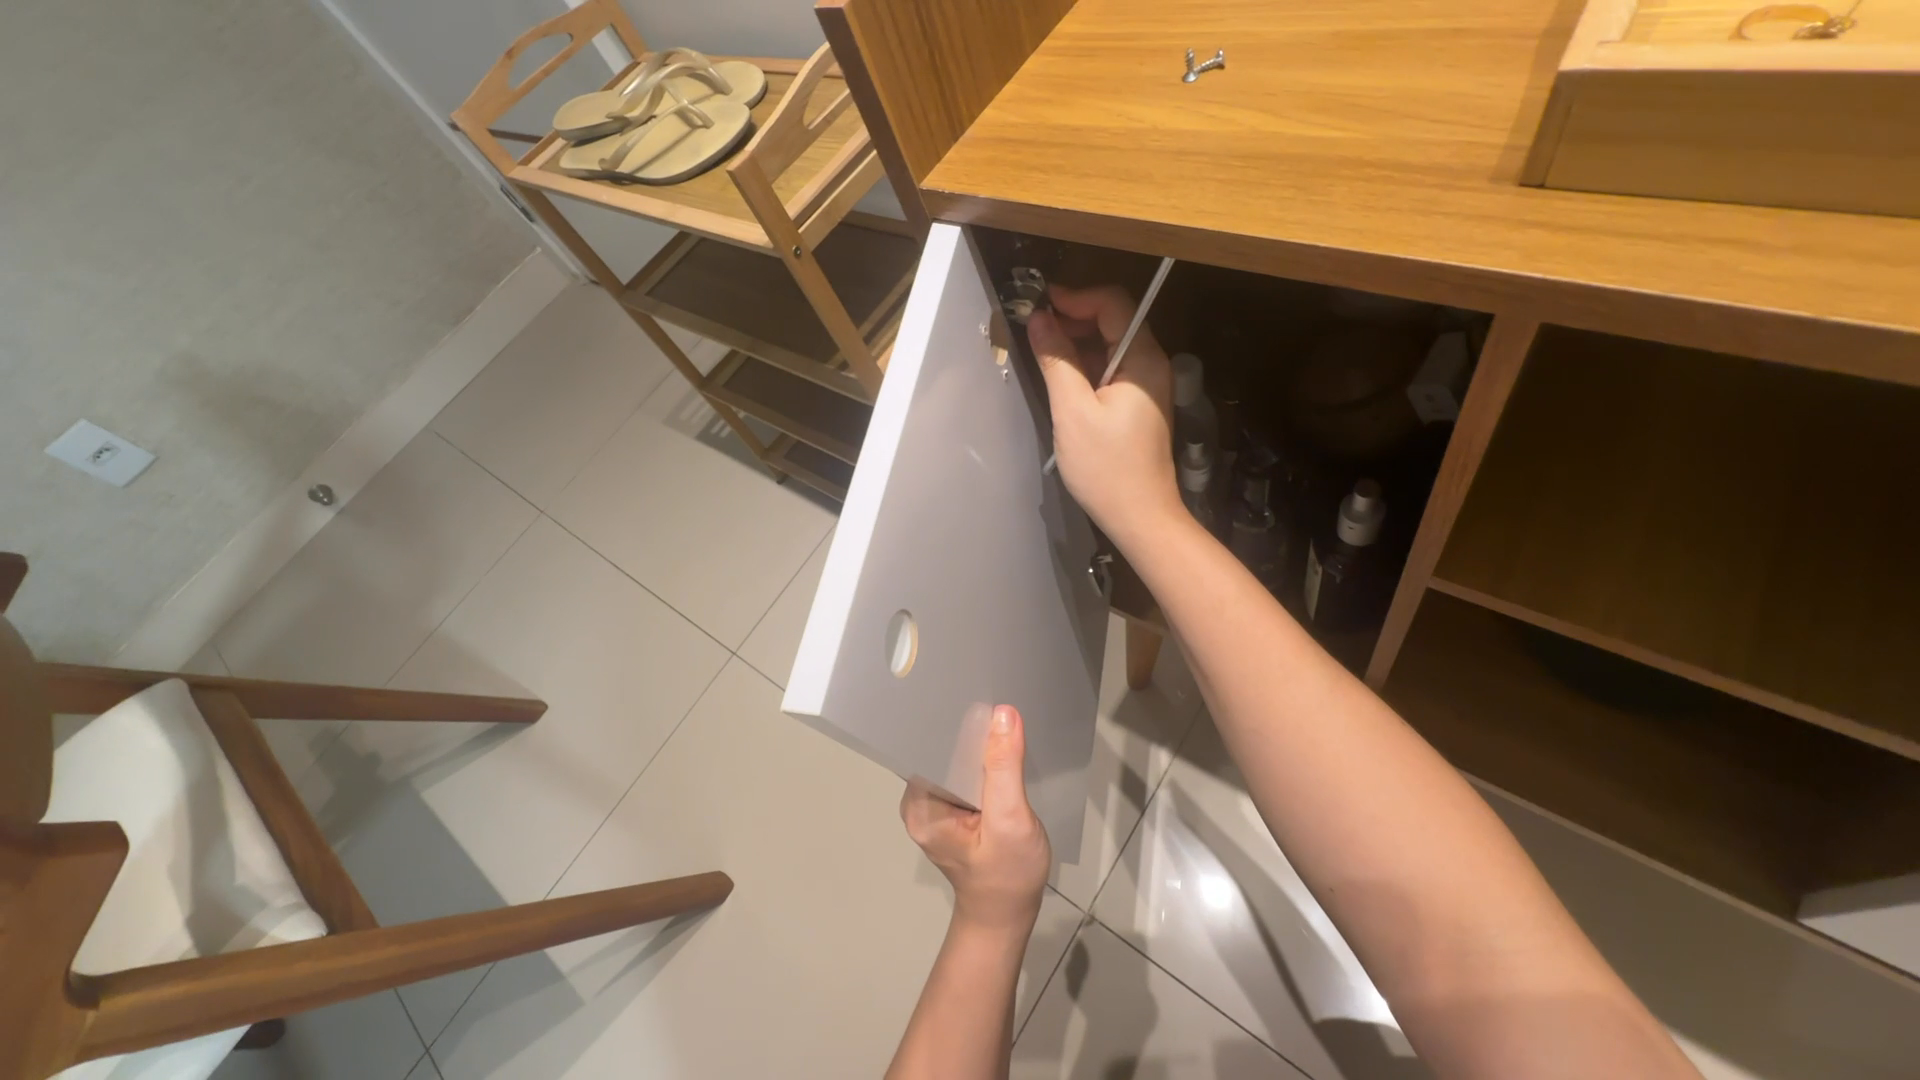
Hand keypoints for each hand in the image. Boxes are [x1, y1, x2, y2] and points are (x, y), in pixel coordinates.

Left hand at [900, 705, 1050, 931]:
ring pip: (955, 758)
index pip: (929, 747)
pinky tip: (999, 746)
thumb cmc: (1007, 875)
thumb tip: (1003, 714)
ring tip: (998, 716)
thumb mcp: (1011, 820)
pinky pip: (964, 771)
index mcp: (921, 805)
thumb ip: (1004, 768)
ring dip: (977, 744)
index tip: (976, 696)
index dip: (953, 721)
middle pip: (941, 750)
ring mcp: (935, 804)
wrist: (1007, 915)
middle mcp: (919, 800)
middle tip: (994, 699)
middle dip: (968, 730)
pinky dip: (981, 760)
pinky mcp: (953, 806)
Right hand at [1027, 284, 1182, 549]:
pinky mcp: (1137, 406)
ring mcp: (1146, 387)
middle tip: (1035, 330)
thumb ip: (1056, 360)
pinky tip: (1061, 381)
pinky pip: (1111, 371)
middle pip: (1114, 321)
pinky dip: (1085, 367)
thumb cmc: (1107, 469)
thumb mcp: (1073, 412)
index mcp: (1143, 360)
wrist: (1141, 518)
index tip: (1040, 304)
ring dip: (1076, 344)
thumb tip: (1039, 318)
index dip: (1076, 297)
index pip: (1114, 304)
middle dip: (1073, 318)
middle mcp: (1151, 365)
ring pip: (1110, 347)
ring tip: (1042, 354)